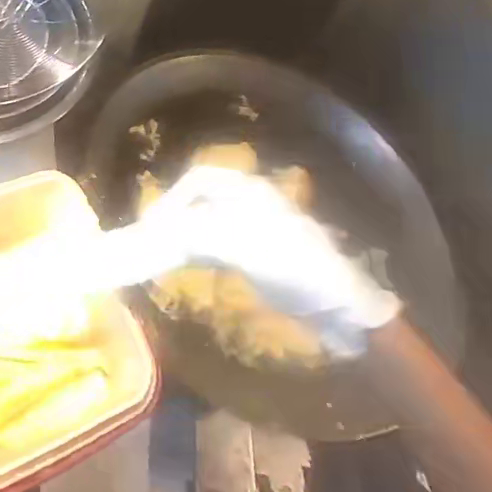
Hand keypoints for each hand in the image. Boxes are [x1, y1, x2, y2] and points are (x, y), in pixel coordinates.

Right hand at [137, 166, 400, 355]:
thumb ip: (198, 234)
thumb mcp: (245, 247)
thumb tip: (157, 231)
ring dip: (179, 236)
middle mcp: (248, 204)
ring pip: (203, 224)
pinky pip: (213, 247)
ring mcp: (252, 231)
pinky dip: (193, 253)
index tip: (151, 225)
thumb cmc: (297, 269)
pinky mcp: (255, 257)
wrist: (343, 311)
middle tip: (148, 240)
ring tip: (156, 254)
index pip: (199, 180)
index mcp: (249, 192)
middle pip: (198, 201)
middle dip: (172, 217)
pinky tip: (182, 266)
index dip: (172, 199)